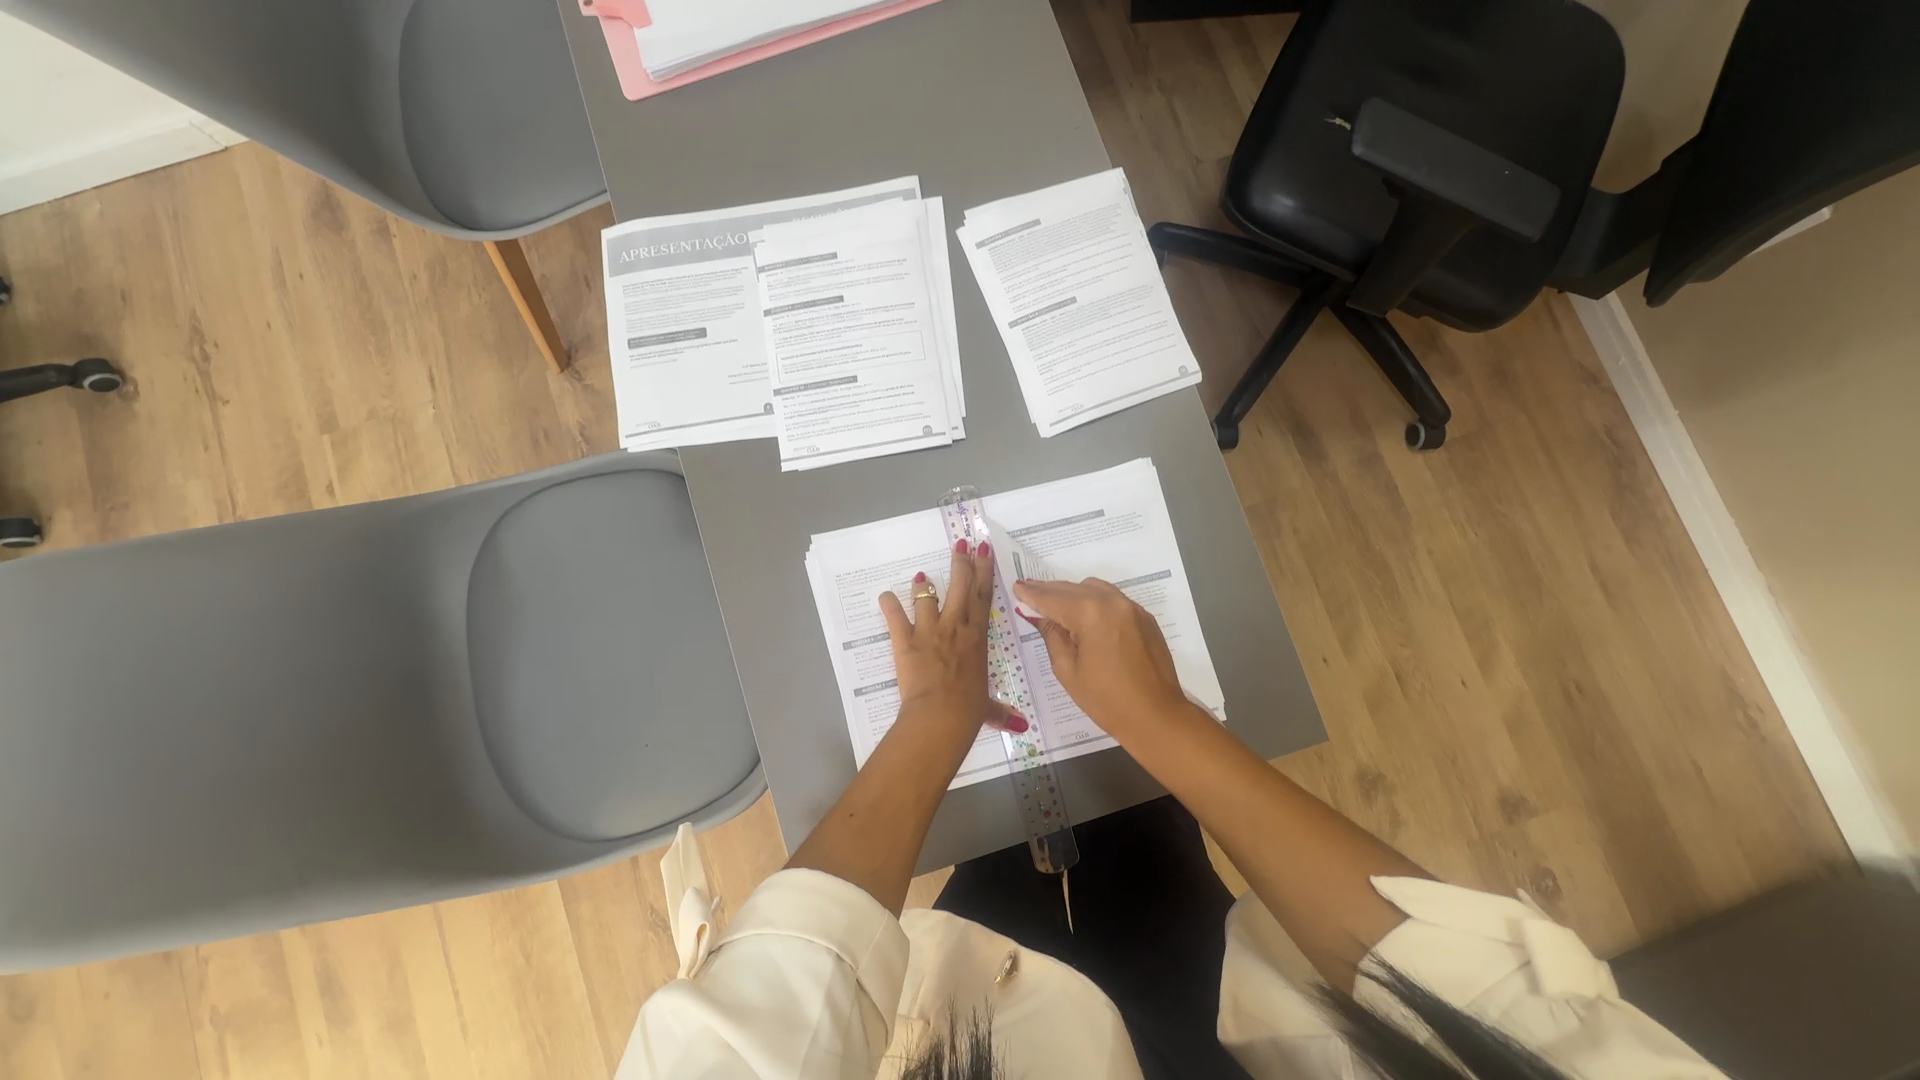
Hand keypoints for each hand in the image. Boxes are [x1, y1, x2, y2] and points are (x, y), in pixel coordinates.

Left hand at [878, 539, 1027, 735]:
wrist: (940, 714)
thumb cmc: (968, 710)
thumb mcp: (987, 708)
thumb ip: (1000, 712)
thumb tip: (1019, 726)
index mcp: (978, 637)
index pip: (983, 596)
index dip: (984, 570)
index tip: (983, 549)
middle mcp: (956, 626)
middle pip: (961, 585)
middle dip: (961, 561)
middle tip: (960, 543)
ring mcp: (930, 630)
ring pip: (927, 596)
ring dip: (923, 584)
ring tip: (922, 575)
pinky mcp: (905, 639)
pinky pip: (895, 615)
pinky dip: (888, 604)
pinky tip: (885, 596)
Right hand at [1011, 578, 1196, 742]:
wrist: (1156, 716)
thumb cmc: (1105, 699)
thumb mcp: (1068, 670)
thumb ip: (1052, 636)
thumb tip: (1040, 616)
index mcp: (1090, 614)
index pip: (1052, 598)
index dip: (1032, 594)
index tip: (1016, 587)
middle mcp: (1112, 602)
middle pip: (1073, 589)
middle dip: (1050, 591)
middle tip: (1029, 591)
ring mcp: (1132, 608)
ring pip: (1095, 588)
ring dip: (1073, 593)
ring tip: (1055, 603)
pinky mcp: (1144, 617)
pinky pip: (1113, 599)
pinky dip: (1095, 601)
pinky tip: (1085, 615)